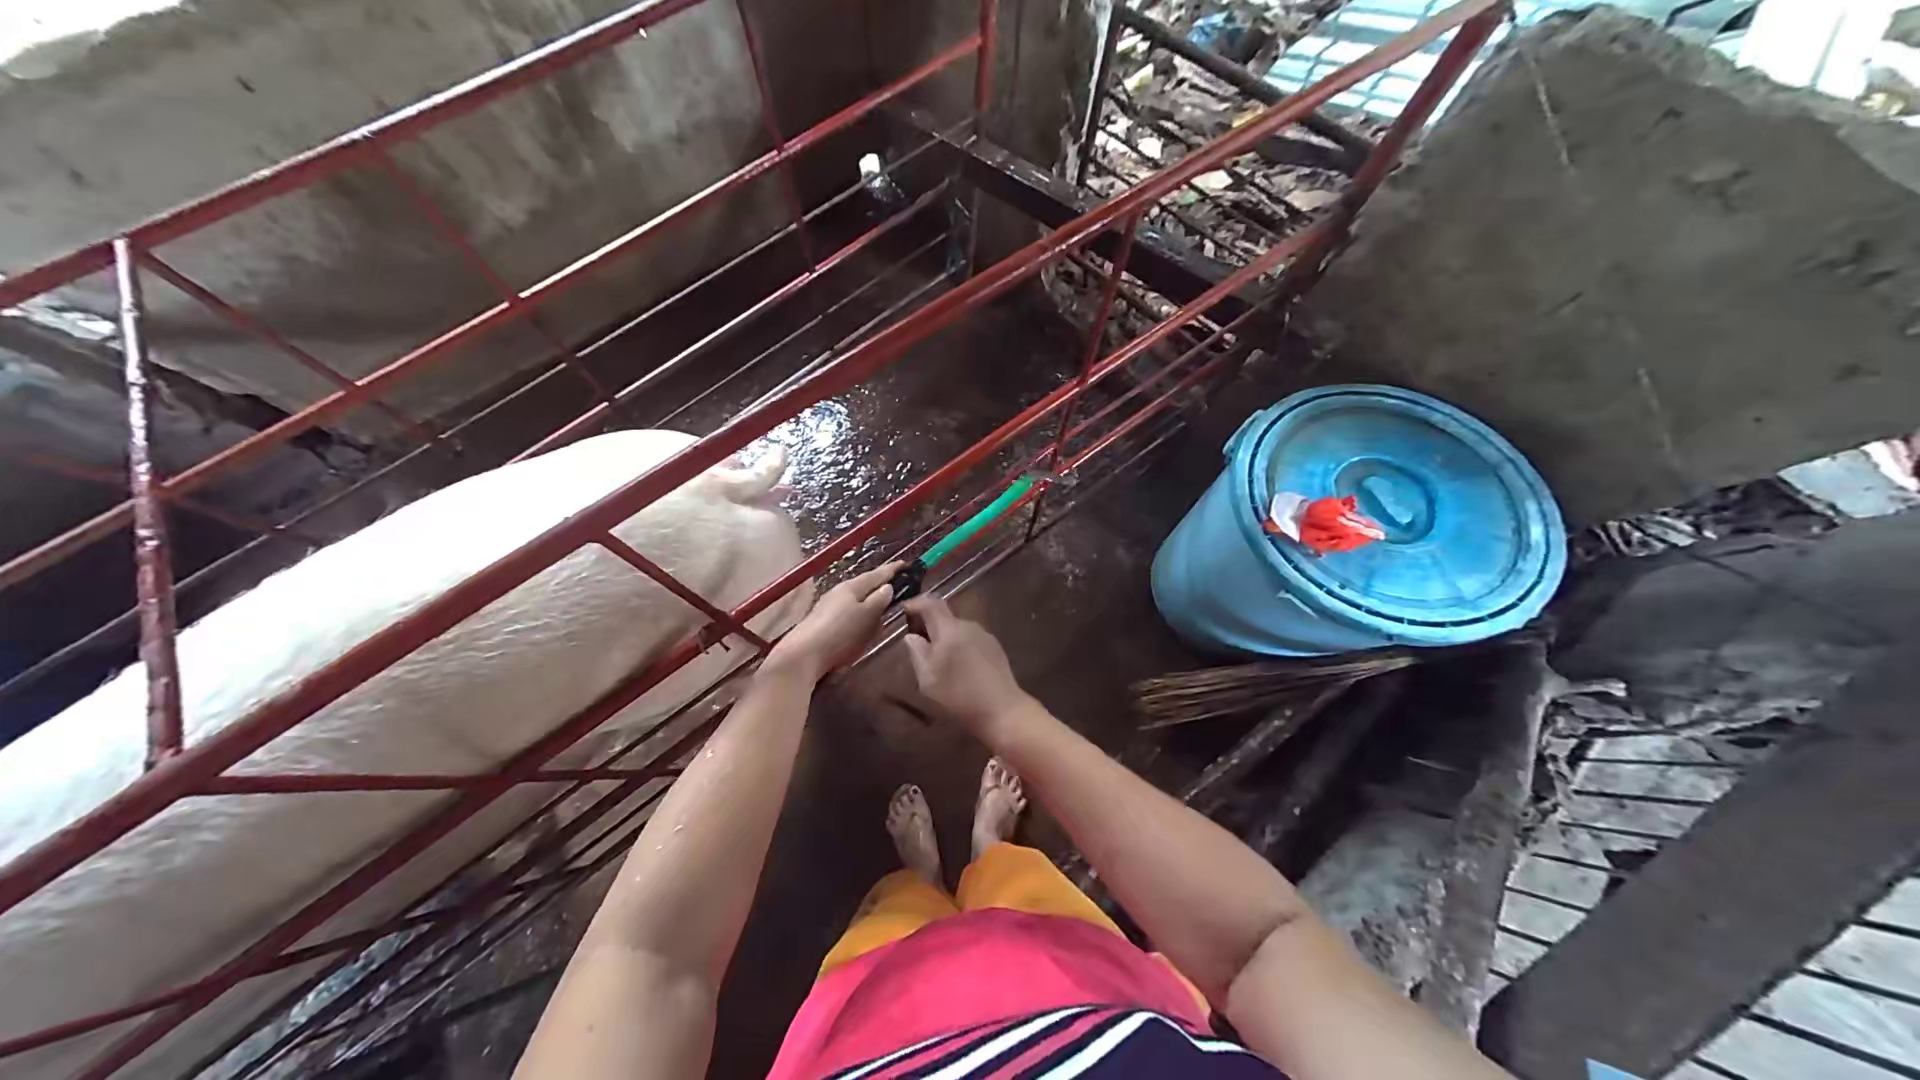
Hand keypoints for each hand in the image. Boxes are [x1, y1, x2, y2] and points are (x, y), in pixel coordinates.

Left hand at [767, 562, 901, 678]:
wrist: (804, 655)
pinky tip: (863, 627)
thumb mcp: (866, 615)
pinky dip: (860, 617)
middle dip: (880, 585)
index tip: (906, 564)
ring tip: (884, 607)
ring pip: (856, 600)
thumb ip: (879, 600)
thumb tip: (887, 587)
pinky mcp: (823, 623)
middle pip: (865, 586)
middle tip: (897, 585)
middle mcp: (839, 592)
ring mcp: (829, 607)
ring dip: (870, 602)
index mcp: (852, 586)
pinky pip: (849, 614)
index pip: (877, 574)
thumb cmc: (840, 632)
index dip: (892, 569)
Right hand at [902, 595, 1032, 737]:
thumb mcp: (927, 679)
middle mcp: (968, 625)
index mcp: (949, 629)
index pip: (930, 603)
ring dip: (945, 637)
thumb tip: (912, 636)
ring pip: (958, 629)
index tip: (904, 612)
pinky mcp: (995, 647)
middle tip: (917, 642)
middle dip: (929, 624)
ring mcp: (985, 635)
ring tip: (938, 659)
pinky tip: (960, 667)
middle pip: (944, 616)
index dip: (915, 603)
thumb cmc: (959, 696)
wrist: (1002, 710)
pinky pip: (970, 639)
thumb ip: (917, 652)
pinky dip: (960, 645)